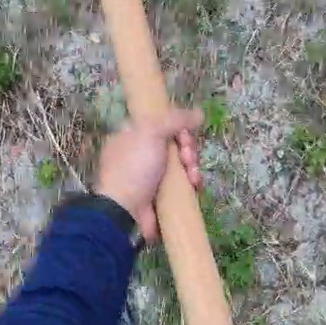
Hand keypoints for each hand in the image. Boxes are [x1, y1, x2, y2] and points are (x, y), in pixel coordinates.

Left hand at [94, 109, 203, 242]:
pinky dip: (191, 183)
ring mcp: (152, 177)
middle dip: (187, 149)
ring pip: (181, 164)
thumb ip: (175, 119)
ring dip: (192, 167)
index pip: (161, 124)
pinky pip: (182, 184)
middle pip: (174, 144)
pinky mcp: (162, 196)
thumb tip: (199, 113)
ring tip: (192, 176)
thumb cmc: (134, 167)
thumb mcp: (151, 132)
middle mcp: (141, 155)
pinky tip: (195, 185)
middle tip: (187, 157)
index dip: (177, 127)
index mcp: (132, 137)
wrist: (126, 210)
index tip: (183, 135)